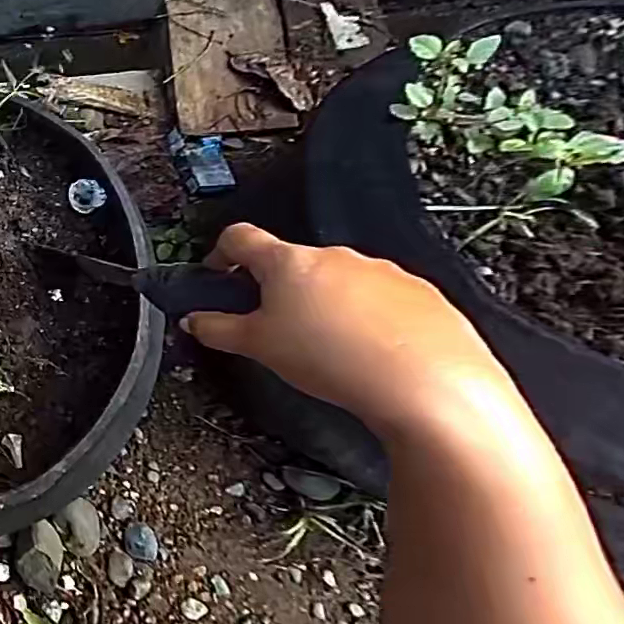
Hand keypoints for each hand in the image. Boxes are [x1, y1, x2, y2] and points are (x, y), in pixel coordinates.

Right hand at [185, 223, 518, 435]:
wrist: (428, 386)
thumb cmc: (335, 359)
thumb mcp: (256, 347)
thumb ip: (216, 329)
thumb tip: (195, 321)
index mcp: (289, 261)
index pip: (240, 238)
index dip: (220, 254)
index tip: (218, 275)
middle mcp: (336, 256)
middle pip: (289, 263)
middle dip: (274, 290)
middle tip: (268, 327)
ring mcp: (382, 272)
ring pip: (334, 281)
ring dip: (318, 304)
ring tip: (319, 348)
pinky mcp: (421, 294)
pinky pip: (377, 299)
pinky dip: (361, 318)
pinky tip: (361, 353)